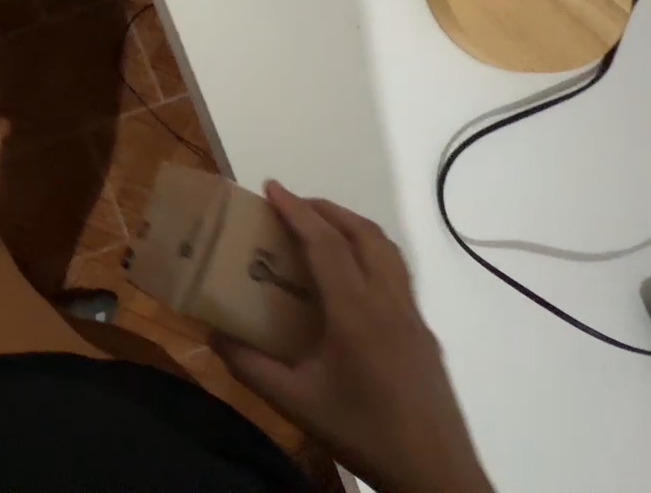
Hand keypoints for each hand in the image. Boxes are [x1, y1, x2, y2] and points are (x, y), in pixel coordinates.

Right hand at [214, 181, 492, 492]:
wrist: (438, 477)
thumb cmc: (362, 433)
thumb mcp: (293, 402)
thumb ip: (248, 365)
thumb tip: (212, 332)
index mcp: (356, 314)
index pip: (326, 245)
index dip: (297, 210)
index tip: (271, 187)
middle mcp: (389, 305)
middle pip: (364, 235)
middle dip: (326, 209)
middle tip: (291, 204)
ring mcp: (412, 318)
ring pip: (387, 251)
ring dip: (351, 227)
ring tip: (318, 228)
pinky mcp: (423, 334)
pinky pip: (395, 274)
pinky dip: (367, 253)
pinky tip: (346, 278)